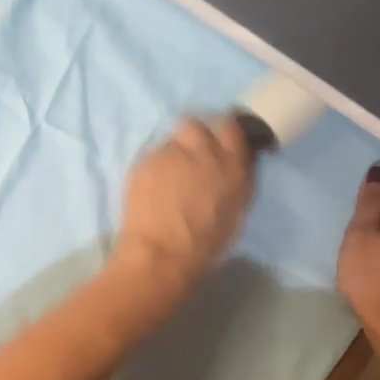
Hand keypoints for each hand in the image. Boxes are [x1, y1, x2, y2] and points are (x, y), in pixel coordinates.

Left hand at [111, 114, 256, 299]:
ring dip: (171, 152)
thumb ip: (235, 180)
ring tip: (166, 175)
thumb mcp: (235, 211)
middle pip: (196, 125)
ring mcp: (171, 155)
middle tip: (186, 156)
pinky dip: (152, 167)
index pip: (230, 127)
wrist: (161, 254)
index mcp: (232, 165)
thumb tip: (234, 165)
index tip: (216, 140)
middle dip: (191, 136)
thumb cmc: (204, 244)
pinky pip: (150, 156)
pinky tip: (149, 187)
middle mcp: (203, 152)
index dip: (221, 131)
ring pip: (170, 141)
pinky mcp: (144, 162)